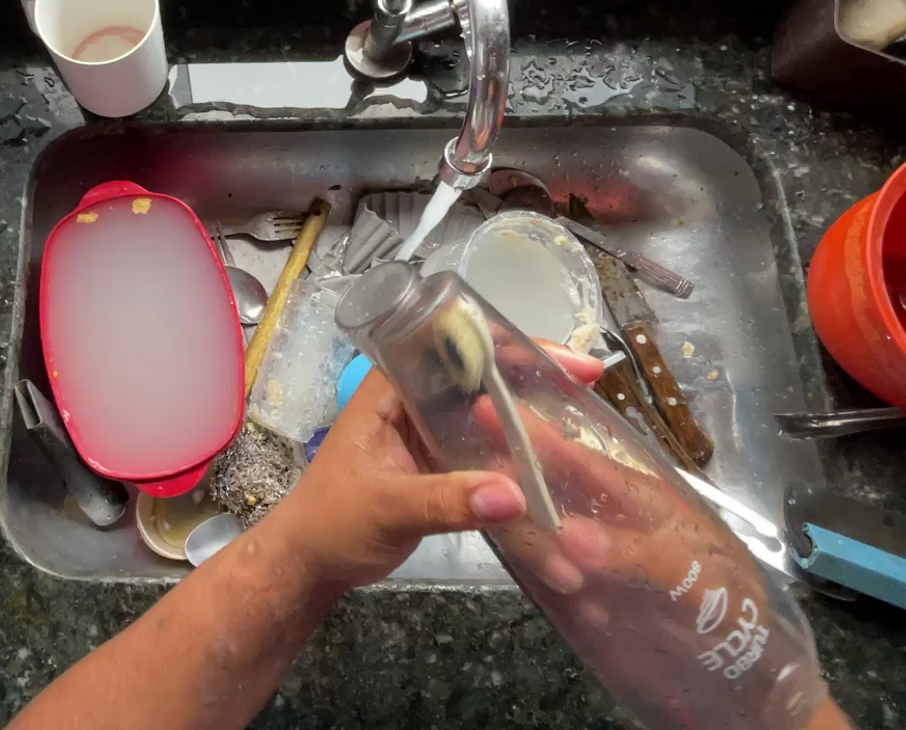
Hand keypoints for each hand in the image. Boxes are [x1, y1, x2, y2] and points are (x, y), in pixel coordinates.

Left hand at [258, 340, 602, 593]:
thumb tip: (515, 496)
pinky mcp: (441, 466)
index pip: (450, 346)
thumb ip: (444, 501)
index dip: (505, 343)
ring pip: (488, 414)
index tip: (559, 357)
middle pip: (478, 375)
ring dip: (532, 422)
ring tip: (590, 427)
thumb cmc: (332, 520)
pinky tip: (559, 479)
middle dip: (533, 376)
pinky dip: (519, 463)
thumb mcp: (385, 506)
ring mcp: (429, 434)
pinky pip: (487, 454)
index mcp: (391, 389)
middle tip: (592, 383)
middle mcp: (414, 402)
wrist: (313, 561)